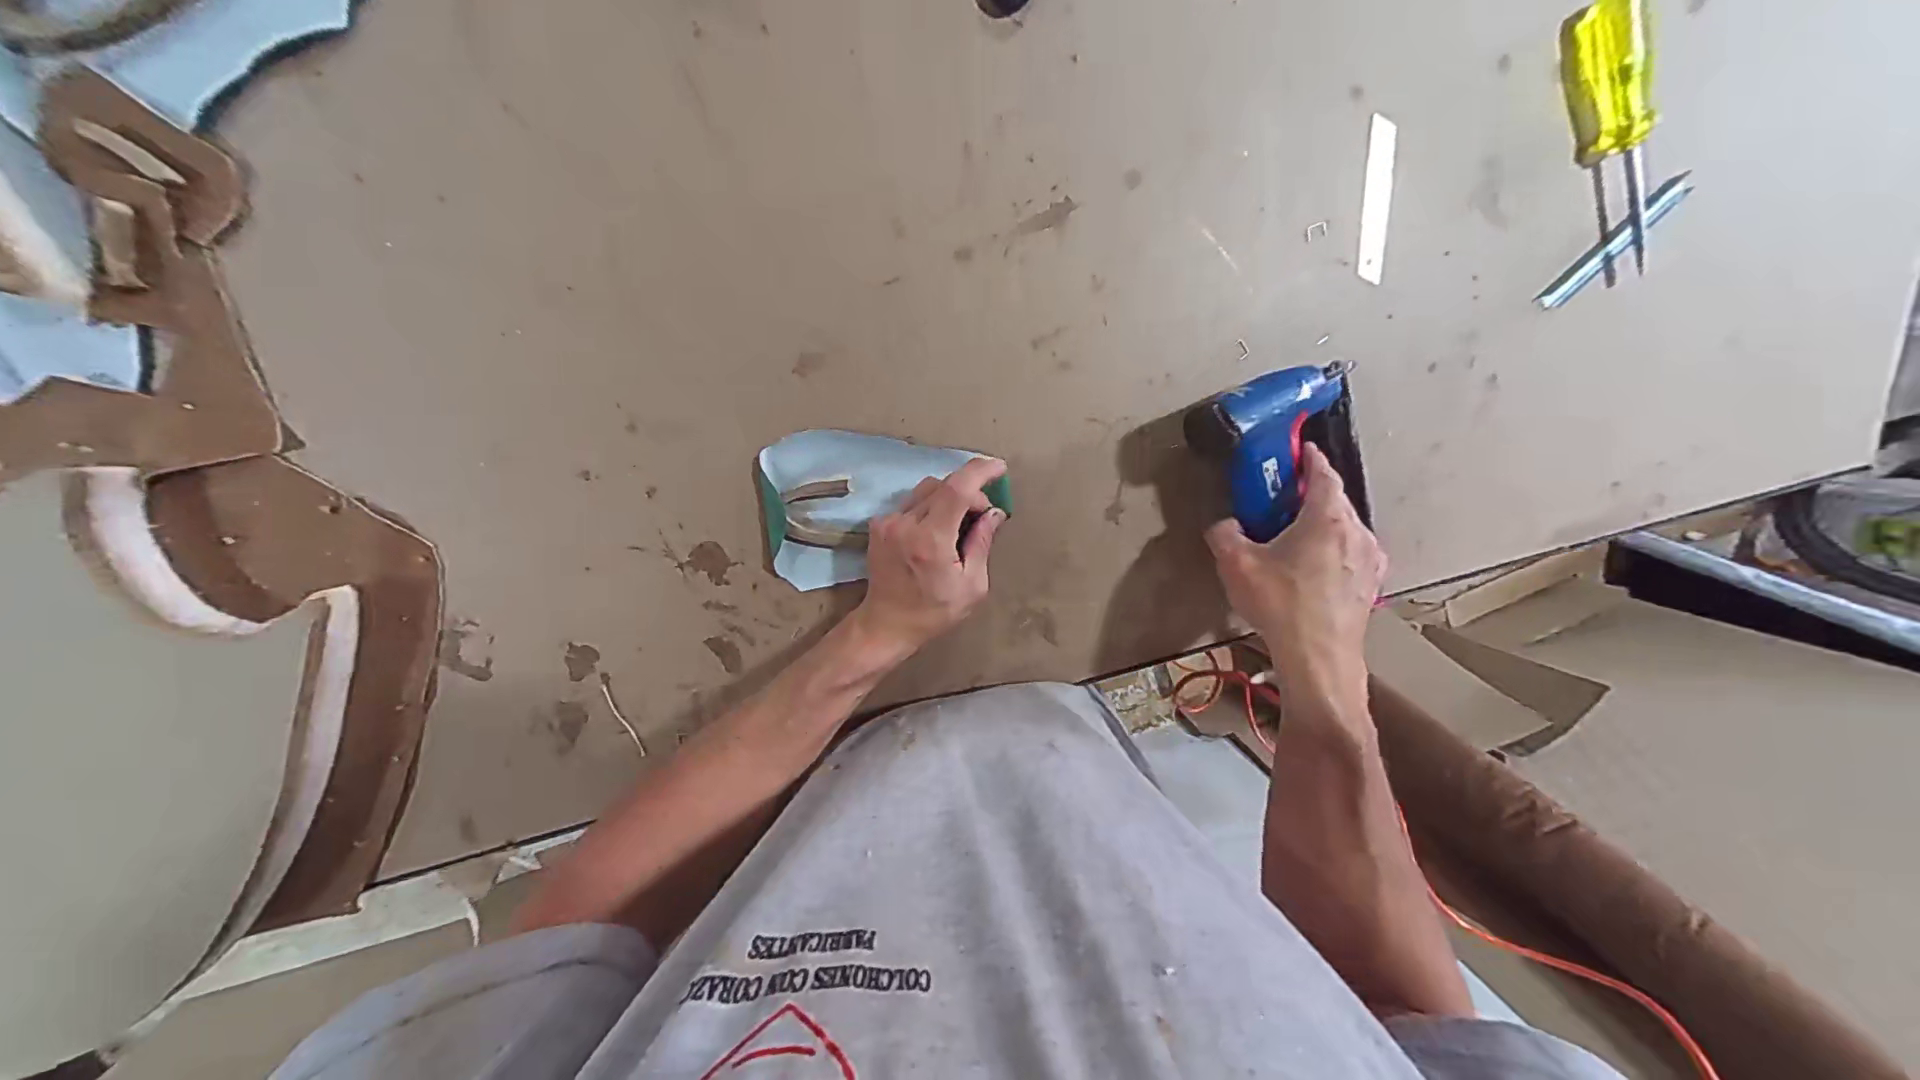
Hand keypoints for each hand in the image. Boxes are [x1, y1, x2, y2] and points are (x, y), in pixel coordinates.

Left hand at [850, 457, 1008, 657]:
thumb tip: (994, 513)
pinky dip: (931, 506)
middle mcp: (905, 524)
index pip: (957, 489)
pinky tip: (937, 530)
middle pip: (944, 485)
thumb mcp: (972, 585)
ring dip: (949, 497)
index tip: (999, 468)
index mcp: (931, 540)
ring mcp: (888, 522)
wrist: (886, 624)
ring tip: (960, 523)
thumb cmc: (933, 612)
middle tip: (982, 516)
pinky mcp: (879, 524)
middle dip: (970, 492)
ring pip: (927, 489)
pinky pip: (912, 502)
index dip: (980, 472)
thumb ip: (982, 543)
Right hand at [1205, 444, 1385, 706]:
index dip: (1309, 457)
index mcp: (1327, 518)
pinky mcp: (1369, 585)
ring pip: (1343, 528)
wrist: (1318, 658)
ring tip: (1290, 537)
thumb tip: (1224, 527)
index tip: (1298, 450)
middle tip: (1281, 498)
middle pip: (1334, 500)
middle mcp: (1357, 533)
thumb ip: (1224, 534)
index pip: (1323, 472)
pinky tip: (1305, 569)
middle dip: (1308, 494)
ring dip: (1319, 525)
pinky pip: (1349, 553)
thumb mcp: (1236, 563)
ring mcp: (1368, 560)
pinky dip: (1330, 549)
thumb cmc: (1283, 607)